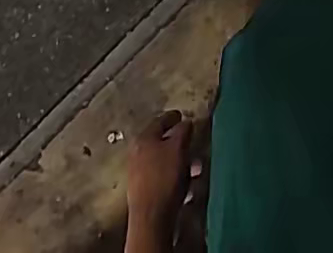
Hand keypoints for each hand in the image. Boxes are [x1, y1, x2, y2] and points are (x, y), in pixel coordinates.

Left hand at [126, 111, 191, 227]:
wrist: (151, 217)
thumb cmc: (165, 176)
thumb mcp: (179, 146)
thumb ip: (184, 130)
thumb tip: (186, 123)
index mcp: (143, 139)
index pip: (160, 120)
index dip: (174, 117)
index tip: (182, 115)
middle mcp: (137, 154)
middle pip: (162, 141)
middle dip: (180, 143)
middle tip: (192, 144)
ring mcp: (138, 173)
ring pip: (165, 160)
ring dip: (181, 161)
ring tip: (195, 169)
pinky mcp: (144, 190)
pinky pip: (163, 175)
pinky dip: (175, 175)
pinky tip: (186, 184)